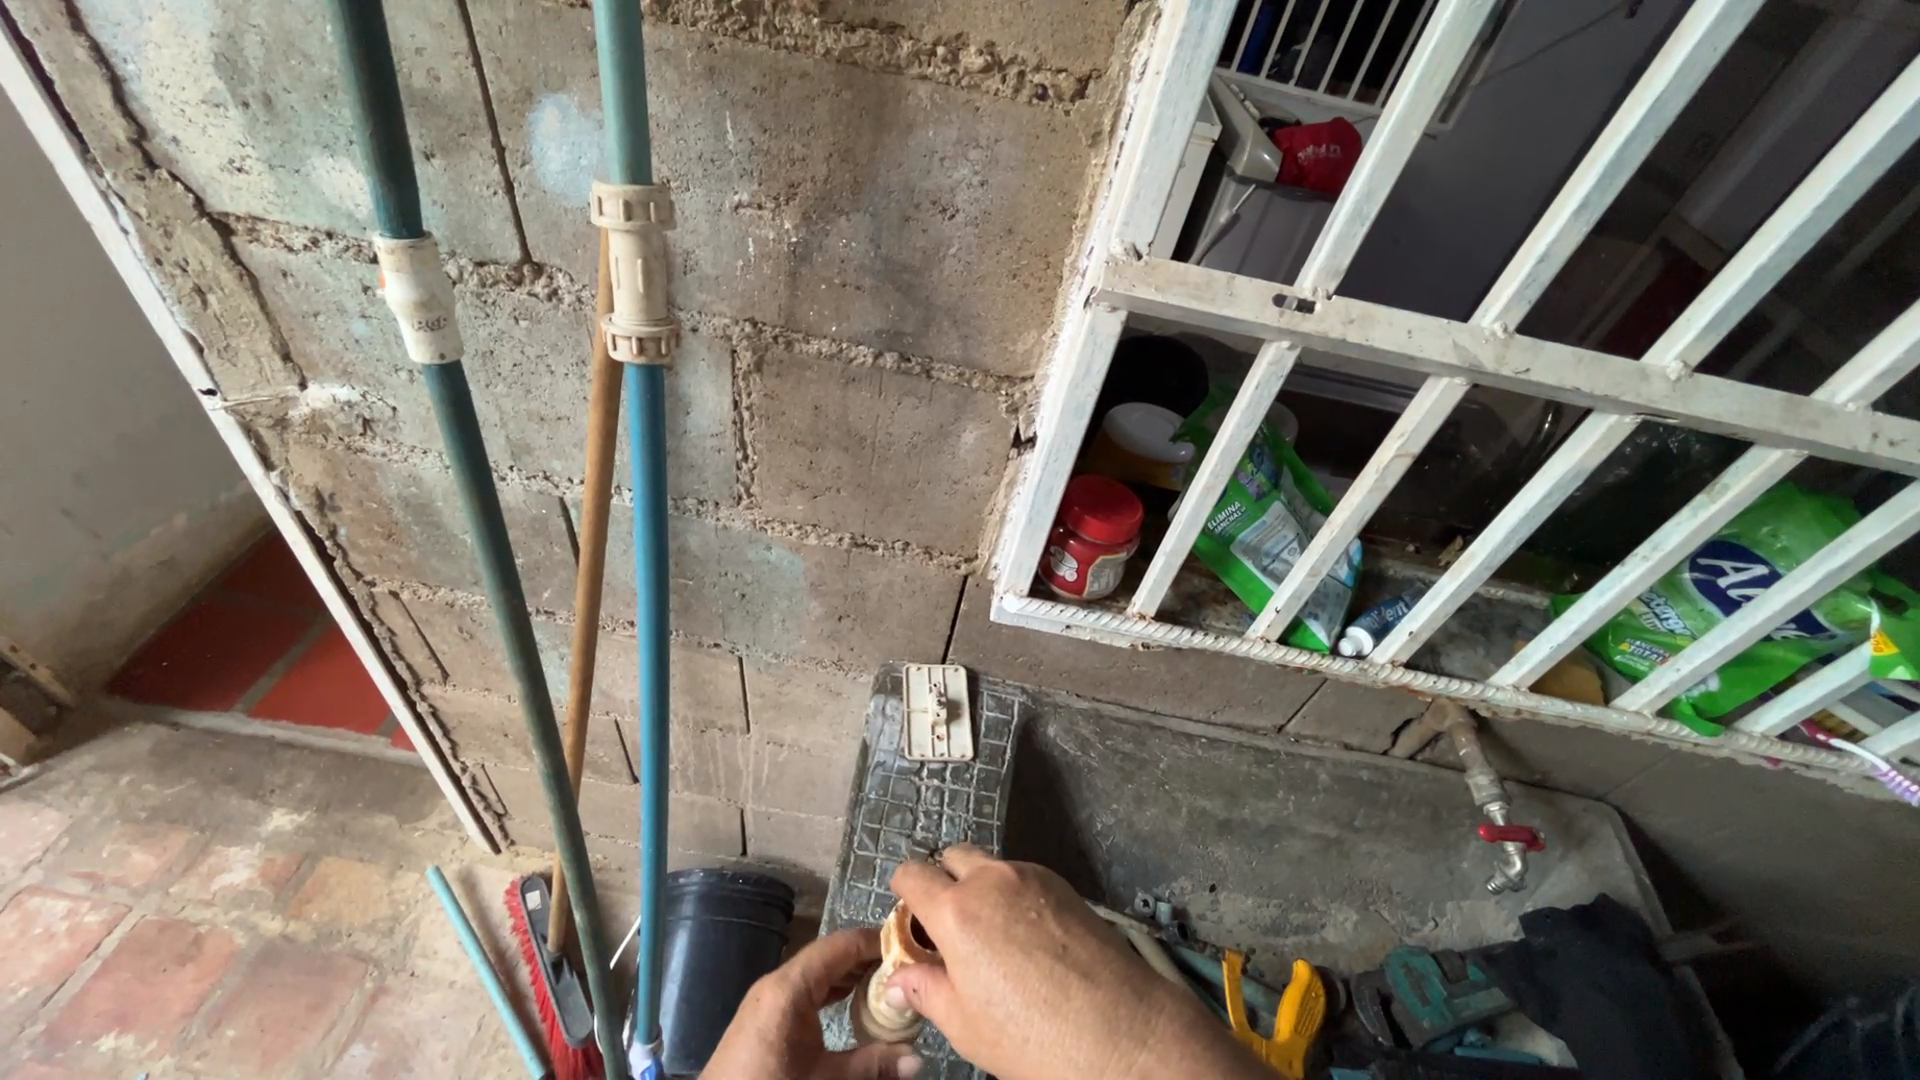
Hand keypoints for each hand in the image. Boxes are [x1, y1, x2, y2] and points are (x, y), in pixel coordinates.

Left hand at [704, 928, 923, 1079]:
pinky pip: (806, 987)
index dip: (879, 942)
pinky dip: (833, 988)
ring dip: (852, 973)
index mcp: (791, 986)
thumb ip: (872, 1065)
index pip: (842, 944)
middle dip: (870, 958)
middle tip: (908, 968)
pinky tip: (856, 1002)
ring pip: (819, 969)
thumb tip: (920, 1058)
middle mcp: (778, 980)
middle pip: (832, 953)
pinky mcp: (765, 1013)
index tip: (912, 949)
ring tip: (890, 984)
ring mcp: (769, 996)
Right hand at [886, 846, 1265, 1079]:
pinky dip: (1013, 892)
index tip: (905, 909)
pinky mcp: (1062, 883)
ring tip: (991, 933)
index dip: (902, 888)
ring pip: (991, 864)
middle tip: (948, 923)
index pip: (913, 874)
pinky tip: (1026, 935)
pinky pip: (1023, 875)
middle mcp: (991, 879)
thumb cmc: (1033, 1036)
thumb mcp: (965, 1025)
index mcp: (957, 911)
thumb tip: (897, 980)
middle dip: (943, 878)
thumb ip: (925, 990)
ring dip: (980, 885)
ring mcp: (1030, 876)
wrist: (1121, 1030)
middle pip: (953, 856)